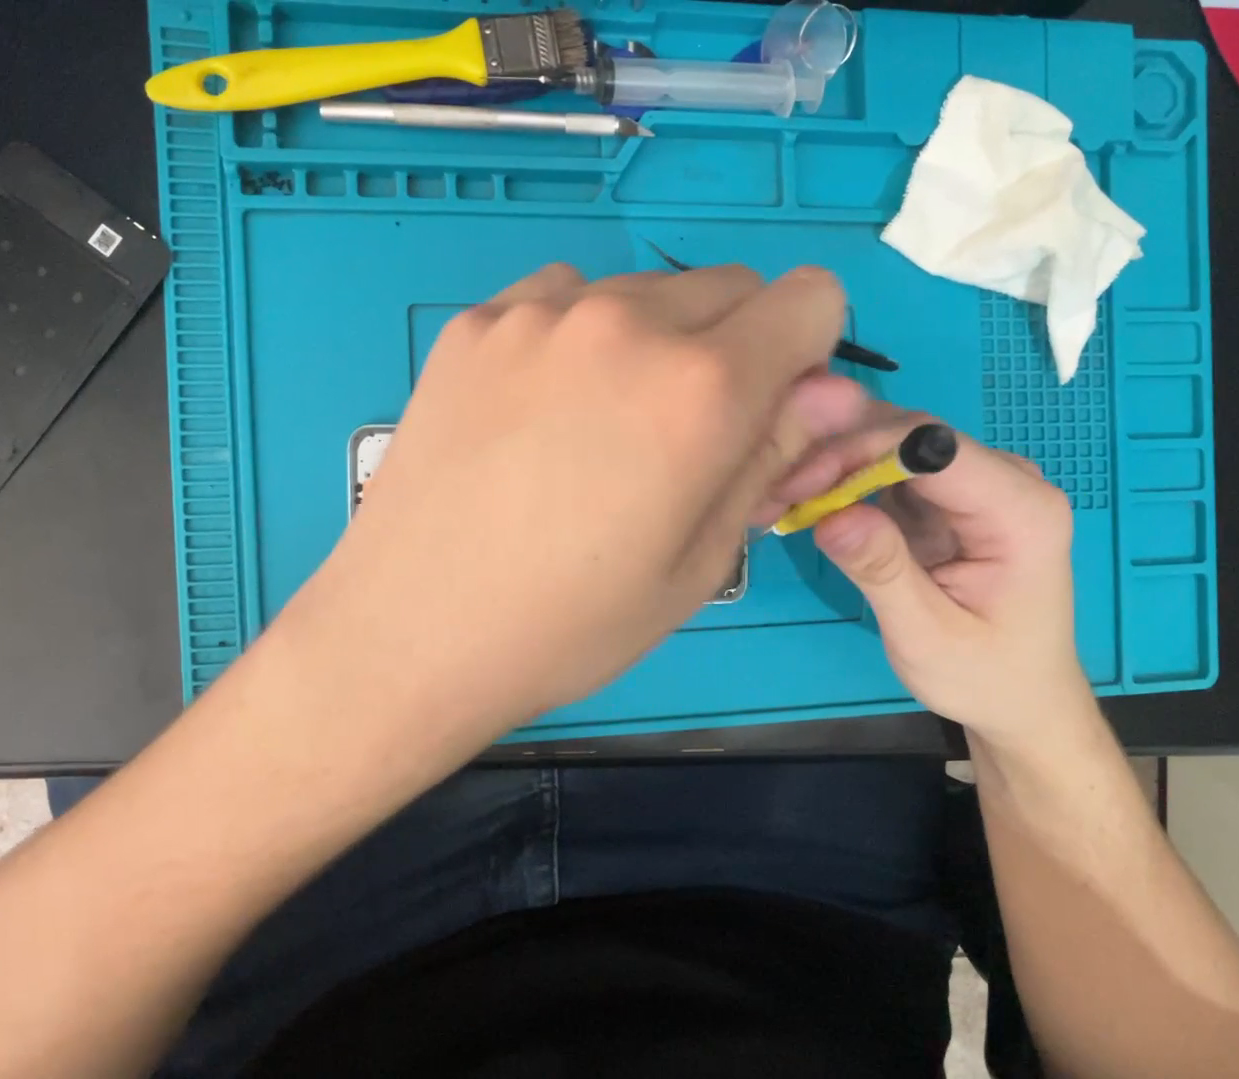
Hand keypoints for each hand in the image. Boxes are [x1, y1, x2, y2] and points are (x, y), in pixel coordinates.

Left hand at [287, 262, 864, 734]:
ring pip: (644, 291)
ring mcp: (539, 313)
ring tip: (601, 427)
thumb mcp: (697, 566)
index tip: (771, 410)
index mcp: (701, 388)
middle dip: (738, 346)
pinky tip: (538, 412)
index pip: (811, 300)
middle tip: (687, 433)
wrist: (410, 632)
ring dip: (654, 339)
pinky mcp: (475, 322)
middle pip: (732, 286)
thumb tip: (828, 394)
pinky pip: (562, 298)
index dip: (808, 355)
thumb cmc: (568, 626)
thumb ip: (769, 460)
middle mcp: (626, 322)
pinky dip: (576, 336)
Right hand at [786, 407, 1091, 739]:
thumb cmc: (983, 676)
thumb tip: (830, 516)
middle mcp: (1005, 479)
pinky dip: (842, 479)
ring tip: (777, 495)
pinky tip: (801, 498)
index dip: (858, 451)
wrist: (1019, 699)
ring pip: (892, 444)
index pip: (931, 448)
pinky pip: (888, 469)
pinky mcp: (947, 496)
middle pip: (909, 434)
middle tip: (773, 488)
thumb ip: (883, 572)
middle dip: (835, 452)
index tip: (796, 484)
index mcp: (1020, 510)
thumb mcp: (927, 637)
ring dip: (831, 463)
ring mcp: (976, 484)